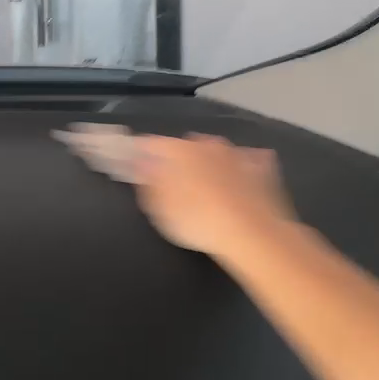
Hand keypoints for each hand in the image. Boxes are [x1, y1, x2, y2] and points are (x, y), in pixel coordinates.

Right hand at [58, 125, 297, 256]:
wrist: (256, 236)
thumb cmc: (198, 222)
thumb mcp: (159, 208)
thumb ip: (146, 182)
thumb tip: (137, 162)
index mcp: (175, 150)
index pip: (143, 143)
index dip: (128, 150)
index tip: (116, 156)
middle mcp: (204, 143)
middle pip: (179, 148)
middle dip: (172, 161)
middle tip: (168, 185)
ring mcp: (235, 153)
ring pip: (211, 154)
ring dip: (204, 165)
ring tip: (203, 189)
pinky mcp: (261, 168)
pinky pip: (243, 164)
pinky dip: (237, 171)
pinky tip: (237, 185)